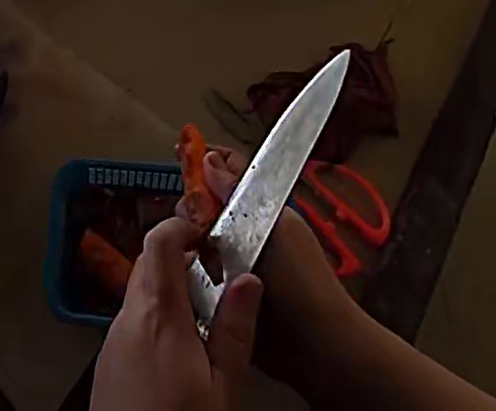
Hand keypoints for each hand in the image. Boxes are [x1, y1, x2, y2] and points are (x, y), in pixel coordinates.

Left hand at [92, 217, 262, 410]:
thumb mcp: (222, 388)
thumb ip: (235, 328)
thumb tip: (249, 279)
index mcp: (158, 313)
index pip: (159, 241)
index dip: (182, 226)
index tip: (207, 234)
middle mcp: (128, 317)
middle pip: (149, 263)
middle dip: (180, 261)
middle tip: (213, 280)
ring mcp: (112, 340)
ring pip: (140, 293)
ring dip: (168, 292)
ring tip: (201, 324)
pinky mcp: (106, 363)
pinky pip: (131, 322)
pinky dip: (153, 320)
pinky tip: (176, 354)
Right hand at [191, 147, 362, 385]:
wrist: (314, 346)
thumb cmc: (302, 280)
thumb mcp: (270, 227)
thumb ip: (238, 194)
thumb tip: (209, 158)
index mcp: (261, 203)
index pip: (229, 168)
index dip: (205, 157)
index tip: (180, 149)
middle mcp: (244, 226)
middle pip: (205, 201)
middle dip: (192, 204)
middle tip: (190, 219)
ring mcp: (232, 258)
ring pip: (196, 234)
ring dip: (187, 238)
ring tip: (188, 249)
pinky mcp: (220, 290)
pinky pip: (194, 269)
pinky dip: (187, 269)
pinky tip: (182, 273)